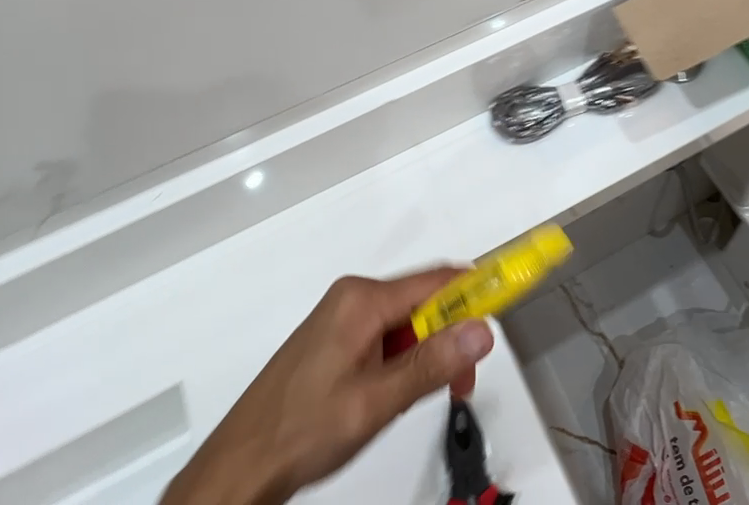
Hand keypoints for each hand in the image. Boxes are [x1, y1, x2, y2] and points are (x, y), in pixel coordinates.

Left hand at [162, 269, 495, 504]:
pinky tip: (395, 395)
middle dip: (450, 337)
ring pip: (407, 324)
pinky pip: (386, 338)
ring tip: (421, 397)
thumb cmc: (299, 432)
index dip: (476, 292)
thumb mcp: (378, 401)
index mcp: (361, 301)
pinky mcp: (336, 339)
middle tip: (460, 380)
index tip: (506, 300)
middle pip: (424, 303)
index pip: (437, 282)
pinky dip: (403, 361)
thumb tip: (480, 330)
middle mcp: (352, 299)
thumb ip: (433, 363)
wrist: (241, 467)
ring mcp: (342, 318)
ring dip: (426, 355)